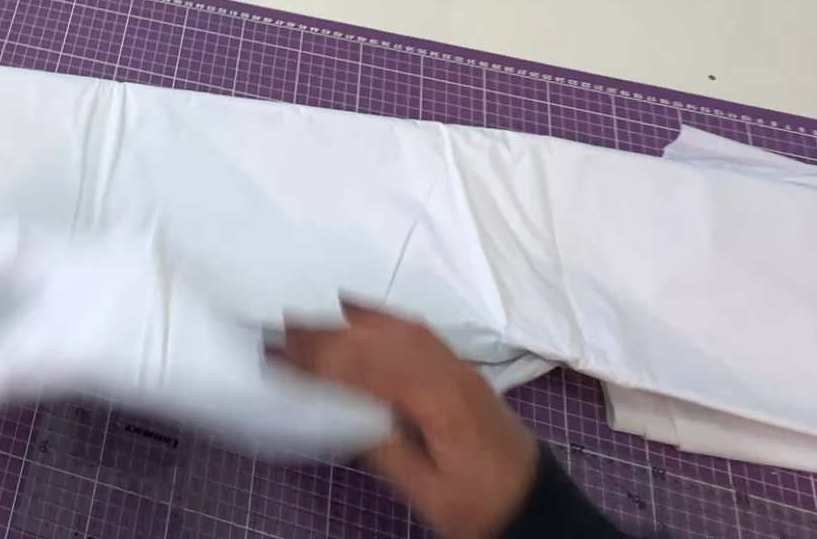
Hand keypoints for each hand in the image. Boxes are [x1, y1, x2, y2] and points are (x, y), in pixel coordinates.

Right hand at [279, 304, 538, 538]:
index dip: (319, 358)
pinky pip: (410, 327)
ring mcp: (453, 362)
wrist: (538, 507)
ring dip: (343, 322)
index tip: (279, 355)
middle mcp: (446, 369)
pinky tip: (351, 308)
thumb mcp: (427, 492)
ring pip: (390, 328)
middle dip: (324, 333)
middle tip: (279, 331)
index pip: (366, 368)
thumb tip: (331, 407)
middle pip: (374, 340)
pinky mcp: (454, 363)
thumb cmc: (479, 505)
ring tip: (303, 320)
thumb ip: (381, 446)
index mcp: (439, 401)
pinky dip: (376, 314)